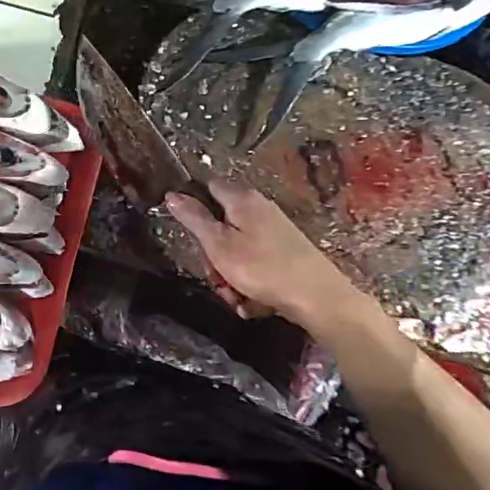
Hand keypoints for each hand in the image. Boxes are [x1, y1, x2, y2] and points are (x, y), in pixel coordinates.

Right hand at [165, 179, 379, 325]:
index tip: (188, 232)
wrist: (318, 298)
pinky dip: (250, 284)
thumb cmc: (261, 268)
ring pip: (237, 251)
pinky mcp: (286, 254)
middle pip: (221, 225)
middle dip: (213, 256)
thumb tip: (172, 194)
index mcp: (241, 200)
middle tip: (215, 277)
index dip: (193, 205)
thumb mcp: (218, 244)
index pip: (208, 187)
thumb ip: (194, 218)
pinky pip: (256, 265)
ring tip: (236, 297)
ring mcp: (275, 232)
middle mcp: (259, 209)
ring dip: (230, 276)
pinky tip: (252, 302)